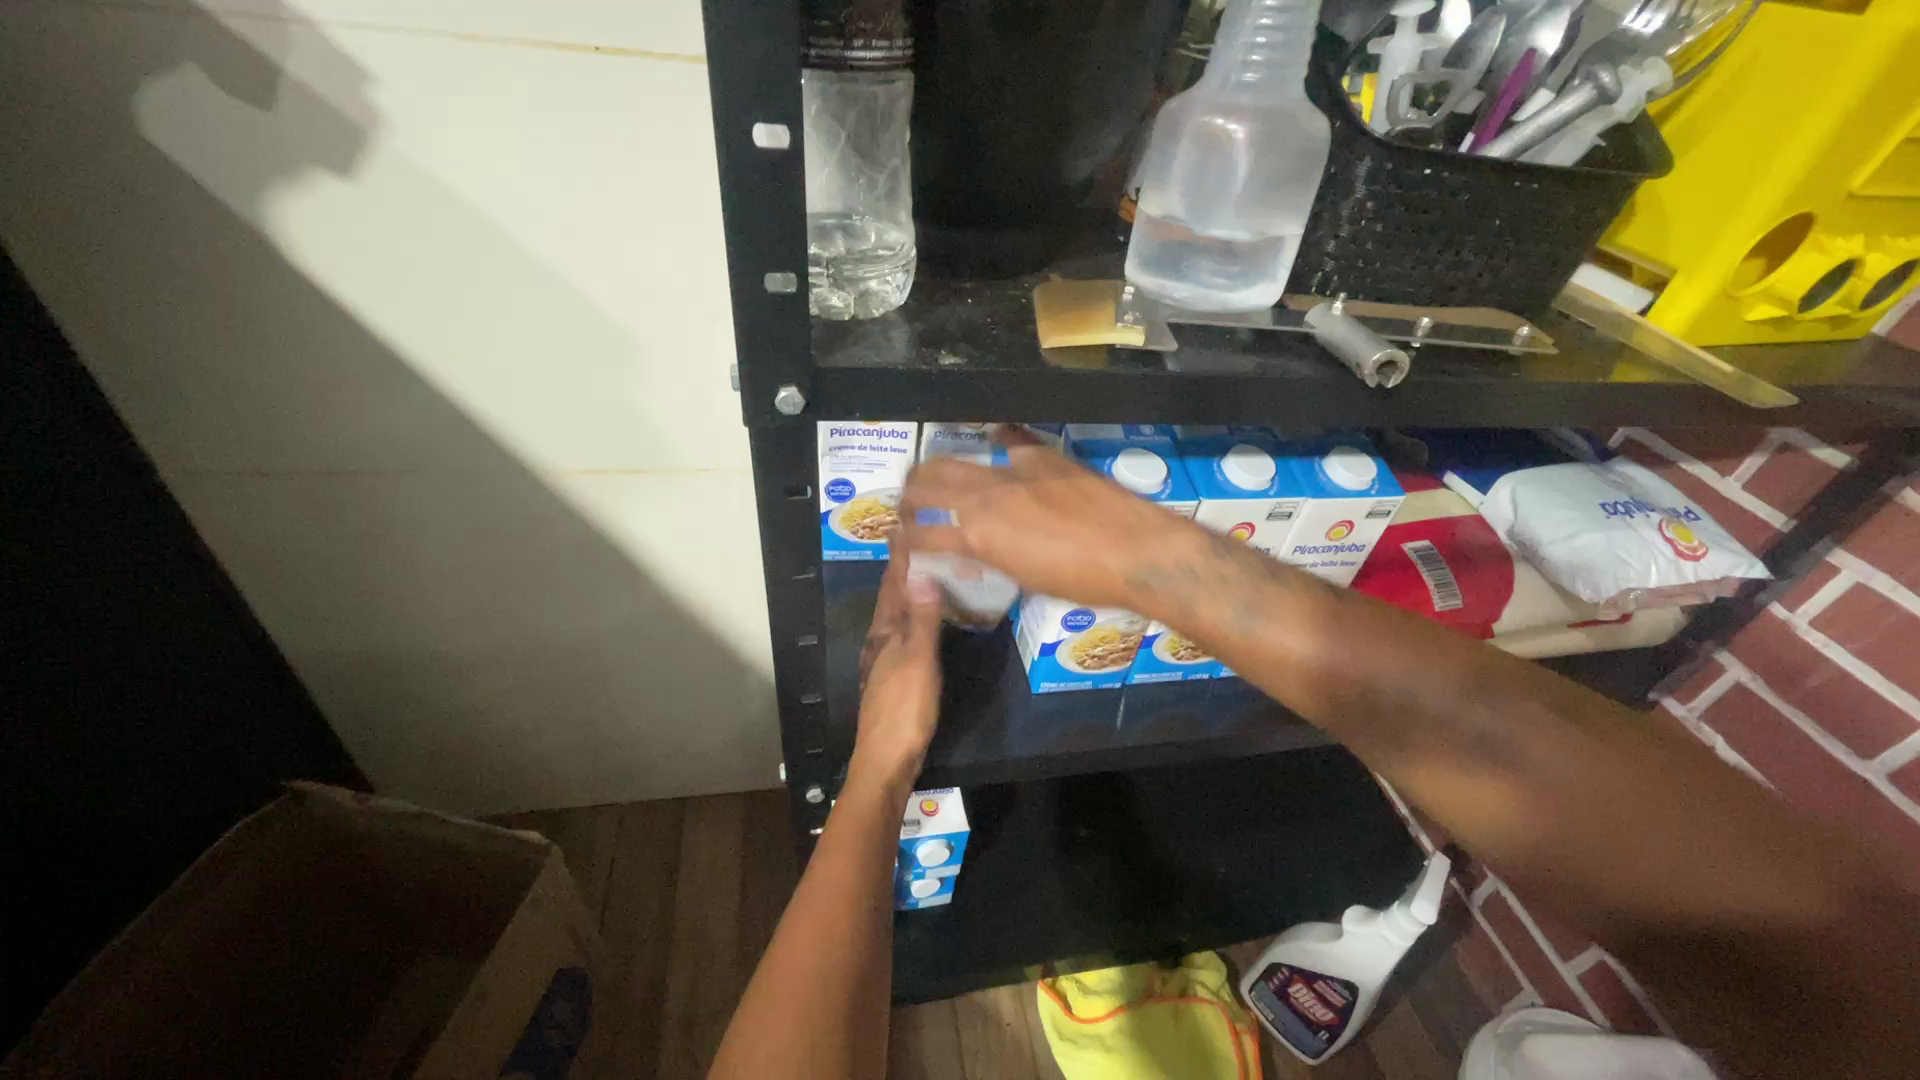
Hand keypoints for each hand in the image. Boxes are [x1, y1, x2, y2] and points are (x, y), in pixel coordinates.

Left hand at [849, 545, 944, 791]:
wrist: (887, 761)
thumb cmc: (903, 710)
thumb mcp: (917, 661)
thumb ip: (922, 620)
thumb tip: (922, 573)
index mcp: (884, 633)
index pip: (893, 584)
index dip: (900, 556)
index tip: (906, 524)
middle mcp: (881, 642)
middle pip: (892, 597)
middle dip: (903, 569)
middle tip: (920, 539)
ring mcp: (886, 661)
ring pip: (898, 616)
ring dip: (909, 592)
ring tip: (927, 571)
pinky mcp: (896, 679)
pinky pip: (907, 635)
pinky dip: (917, 618)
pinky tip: (928, 622)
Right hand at [899, 428, 1201, 612]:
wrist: (1138, 551)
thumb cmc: (1084, 582)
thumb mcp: (1027, 582)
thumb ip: (993, 560)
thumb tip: (980, 552)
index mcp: (979, 536)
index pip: (922, 535)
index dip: (904, 541)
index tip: (901, 542)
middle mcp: (987, 497)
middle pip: (927, 482)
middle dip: (908, 493)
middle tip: (906, 503)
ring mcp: (1015, 470)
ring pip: (959, 458)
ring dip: (939, 468)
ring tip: (936, 475)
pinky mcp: (1044, 456)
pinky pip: (1009, 441)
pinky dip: (995, 443)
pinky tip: (994, 440)